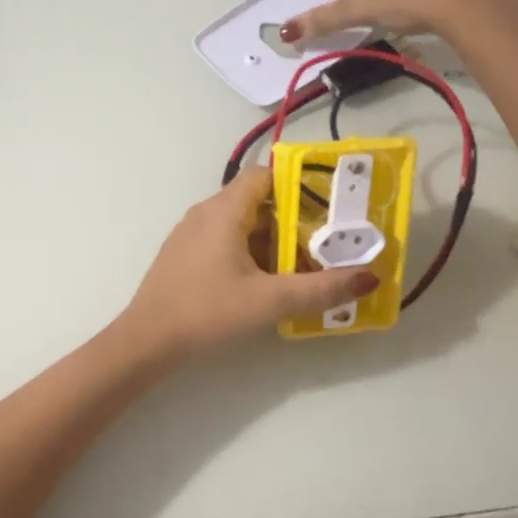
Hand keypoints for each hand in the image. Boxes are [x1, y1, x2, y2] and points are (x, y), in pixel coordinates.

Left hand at [119, 167, 377, 353]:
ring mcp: (189, 235)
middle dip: (293, 220)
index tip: (329, 208)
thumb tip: (370, 277)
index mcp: (223, 210)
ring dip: (272, 241)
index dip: (299, 186)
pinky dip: (249, 254)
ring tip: (303, 268)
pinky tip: (265, 283)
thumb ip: (322, 289)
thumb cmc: (206, 312)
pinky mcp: (183, 257)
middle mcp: (204, 213)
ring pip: (240, 225)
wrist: (146, 341)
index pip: (266, 176)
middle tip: (325, 245)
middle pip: (257, 202)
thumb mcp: (270, 301)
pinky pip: (224, 242)